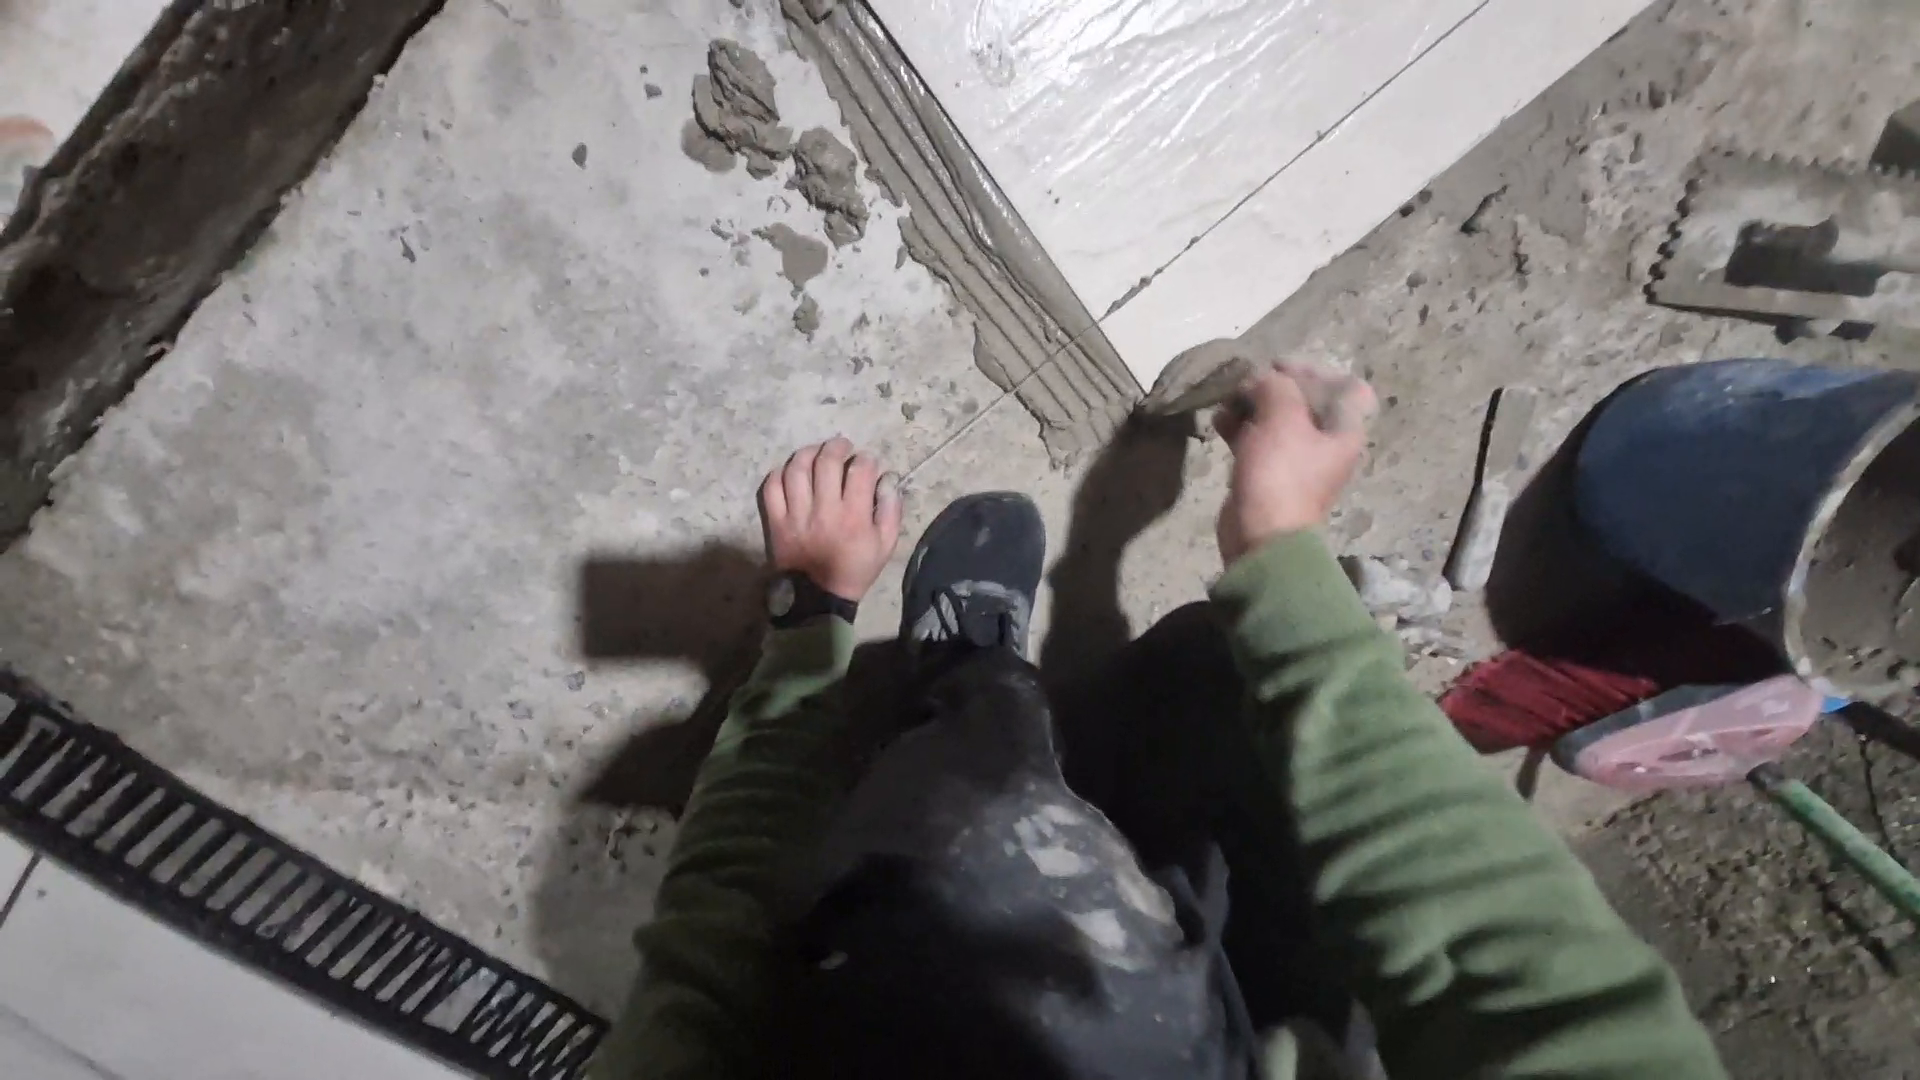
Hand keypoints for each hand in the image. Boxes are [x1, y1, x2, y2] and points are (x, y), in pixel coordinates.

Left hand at [759, 437, 902, 602]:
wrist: (818, 598)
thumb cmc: (855, 570)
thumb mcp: (885, 545)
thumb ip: (890, 510)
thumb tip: (888, 479)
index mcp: (853, 516)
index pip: (859, 470)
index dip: (866, 459)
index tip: (867, 461)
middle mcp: (824, 509)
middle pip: (826, 462)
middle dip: (837, 446)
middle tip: (842, 445)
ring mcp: (796, 514)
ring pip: (797, 469)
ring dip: (808, 453)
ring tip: (816, 452)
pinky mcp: (776, 521)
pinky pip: (772, 487)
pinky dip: (780, 473)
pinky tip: (791, 471)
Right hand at [1214, 364, 1375, 565]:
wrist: (1260, 534)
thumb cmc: (1280, 474)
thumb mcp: (1282, 419)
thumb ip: (1276, 387)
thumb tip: (1262, 378)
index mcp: (1343, 431)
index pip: (1345, 387)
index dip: (1314, 370)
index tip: (1278, 366)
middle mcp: (1325, 444)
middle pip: (1305, 401)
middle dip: (1273, 387)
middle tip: (1246, 381)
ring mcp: (1295, 461)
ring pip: (1276, 420)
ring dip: (1251, 406)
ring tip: (1226, 400)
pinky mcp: (1267, 474)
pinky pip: (1256, 440)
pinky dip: (1239, 428)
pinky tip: (1217, 420)